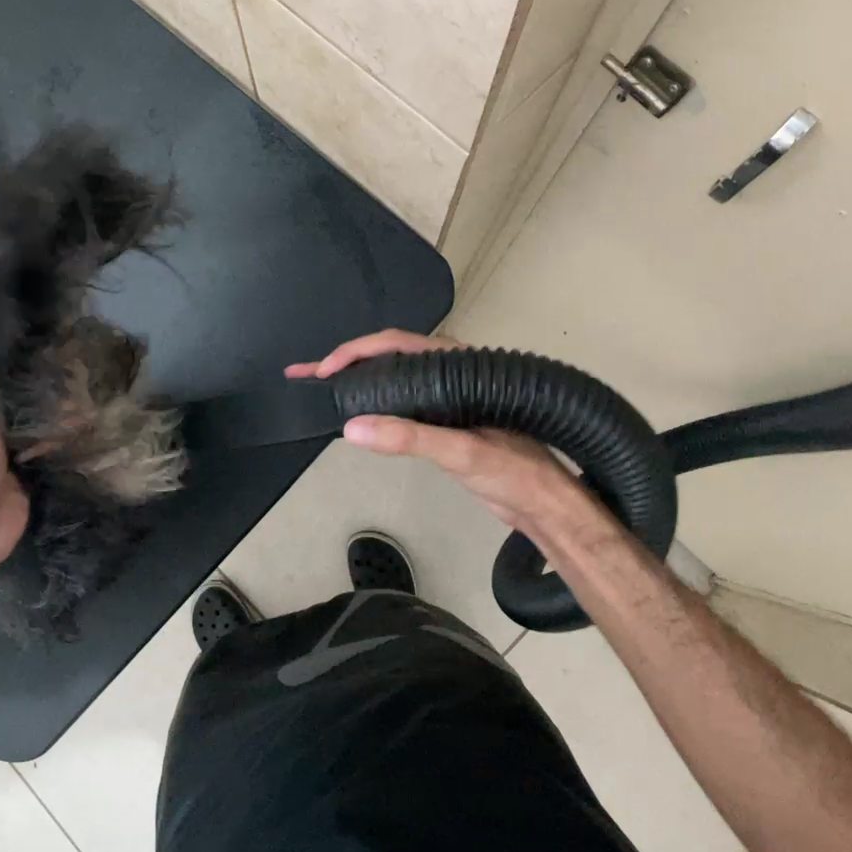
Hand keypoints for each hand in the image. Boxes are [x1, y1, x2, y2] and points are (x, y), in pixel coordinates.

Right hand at [287, 329, 614, 542]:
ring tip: (318, 387)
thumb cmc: (515, 472)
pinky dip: (370, 402)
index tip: (323, 370)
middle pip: (388, 357)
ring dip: (355, 381)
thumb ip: (411, 438)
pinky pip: (399, 402)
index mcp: (457, 367)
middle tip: (306, 375)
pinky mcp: (443, 422)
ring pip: (391, 379)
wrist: (545, 506)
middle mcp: (449, 375)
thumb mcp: (462, 453)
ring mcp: (446, 398)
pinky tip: (354, 412)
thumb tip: (353, 427)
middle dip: (345, 363)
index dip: (355, 352)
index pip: (395, 345)